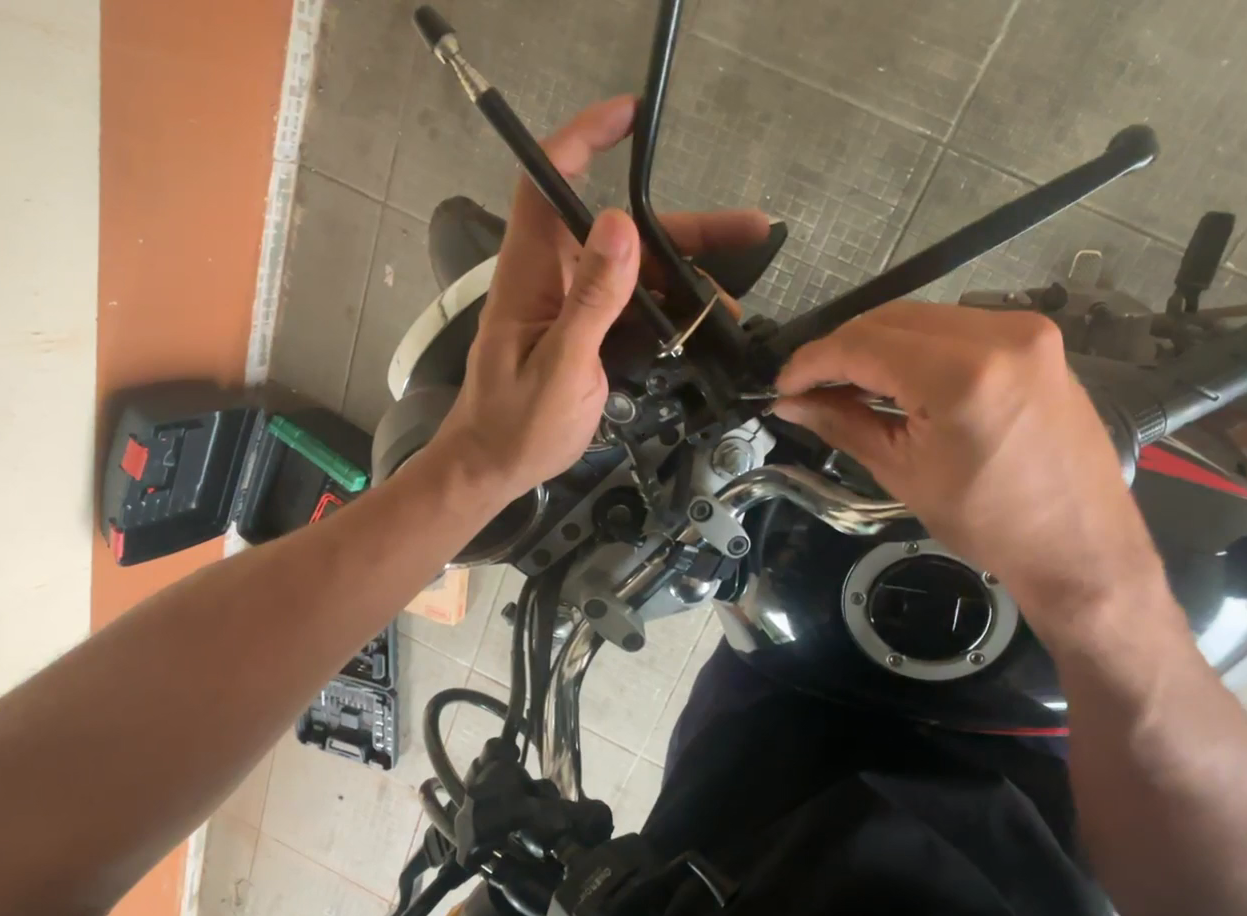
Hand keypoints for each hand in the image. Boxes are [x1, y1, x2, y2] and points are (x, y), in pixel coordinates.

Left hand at [428, 95, 770, 503]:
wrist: (496, 467)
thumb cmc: (515, 424)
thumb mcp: (559, 366)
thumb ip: (590, 299)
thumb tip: (620, 223)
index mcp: (532, 272)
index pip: (548, 184)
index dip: (583, 141)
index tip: (629, 116)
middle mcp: (555, 278)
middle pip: (621, 232)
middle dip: (684, 228)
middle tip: (750, 231)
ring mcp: (575, 307)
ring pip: (638, 272)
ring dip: (688, 278)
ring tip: (736, 300)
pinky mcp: (590, 335)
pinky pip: (638, 308)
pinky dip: (674, 311)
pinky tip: (708, 325)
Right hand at [772, 302, 1166, 631]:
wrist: (1079, 544)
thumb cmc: (989, 523)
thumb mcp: (903, 473)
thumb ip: (843, 423)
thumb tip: (792, 403)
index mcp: (962, 374)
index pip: (863, 344)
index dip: (812, 362)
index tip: (783, 386)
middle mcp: (998, 334)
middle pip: (891, 319)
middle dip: (842, 351)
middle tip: (810, 389)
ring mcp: (1025, 330)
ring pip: (923, 318)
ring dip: (878, 346)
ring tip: (849, 386)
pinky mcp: (1037, 339)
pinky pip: (957, 327)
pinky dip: (918, 347)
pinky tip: (898, 379)